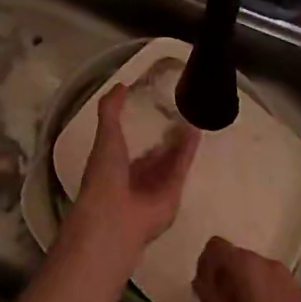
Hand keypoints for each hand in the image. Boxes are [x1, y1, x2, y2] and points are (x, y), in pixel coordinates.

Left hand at [70, 84, 199, 258]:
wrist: (115, 217)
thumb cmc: (104, 174)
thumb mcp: (105, 134)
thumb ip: (111, 109)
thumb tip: (121, 84)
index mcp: (114, 163)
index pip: (129, 143)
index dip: (140, 126)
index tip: (153, 106)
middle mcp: (135, 175)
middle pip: (154, 153)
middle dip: (165, 136)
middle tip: (179, 112)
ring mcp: (155, 186)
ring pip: (170, 160)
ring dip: (180, 141)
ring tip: (192, 117)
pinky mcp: (173, 194)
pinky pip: (181, 168)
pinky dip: (188, 151)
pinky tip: (196, 132)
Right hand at [194, 237, 300, 301]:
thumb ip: (209, 299)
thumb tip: (201, 282)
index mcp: (250, 266)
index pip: (216, 247)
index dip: (204, 265)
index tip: (202, 291)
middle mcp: (271, 265)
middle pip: (237, 260)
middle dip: (223, 280)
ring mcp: (291, 281)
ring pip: (255, 276)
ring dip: (241, 291)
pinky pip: (273, 288)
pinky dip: (260, 299)